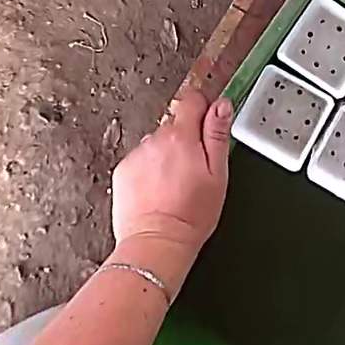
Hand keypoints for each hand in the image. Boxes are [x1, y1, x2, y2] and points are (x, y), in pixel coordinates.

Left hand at [110, 79, 232, 257]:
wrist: (157, 243)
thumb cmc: (191, 213)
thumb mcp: (218, 172)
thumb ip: (218, 133)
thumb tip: (221, 105)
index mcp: (182, 136)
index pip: (192, 101)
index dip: (203, 109)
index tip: (208, 122)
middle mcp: (155, 140)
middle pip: (174, 124)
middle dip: (185, 138)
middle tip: (194, 166)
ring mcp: (137, 155)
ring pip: (157, 143)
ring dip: (166, 154)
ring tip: (175, 182)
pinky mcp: (123, 172)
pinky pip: (141, 159)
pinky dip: (149, 169)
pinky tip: (158, 189)